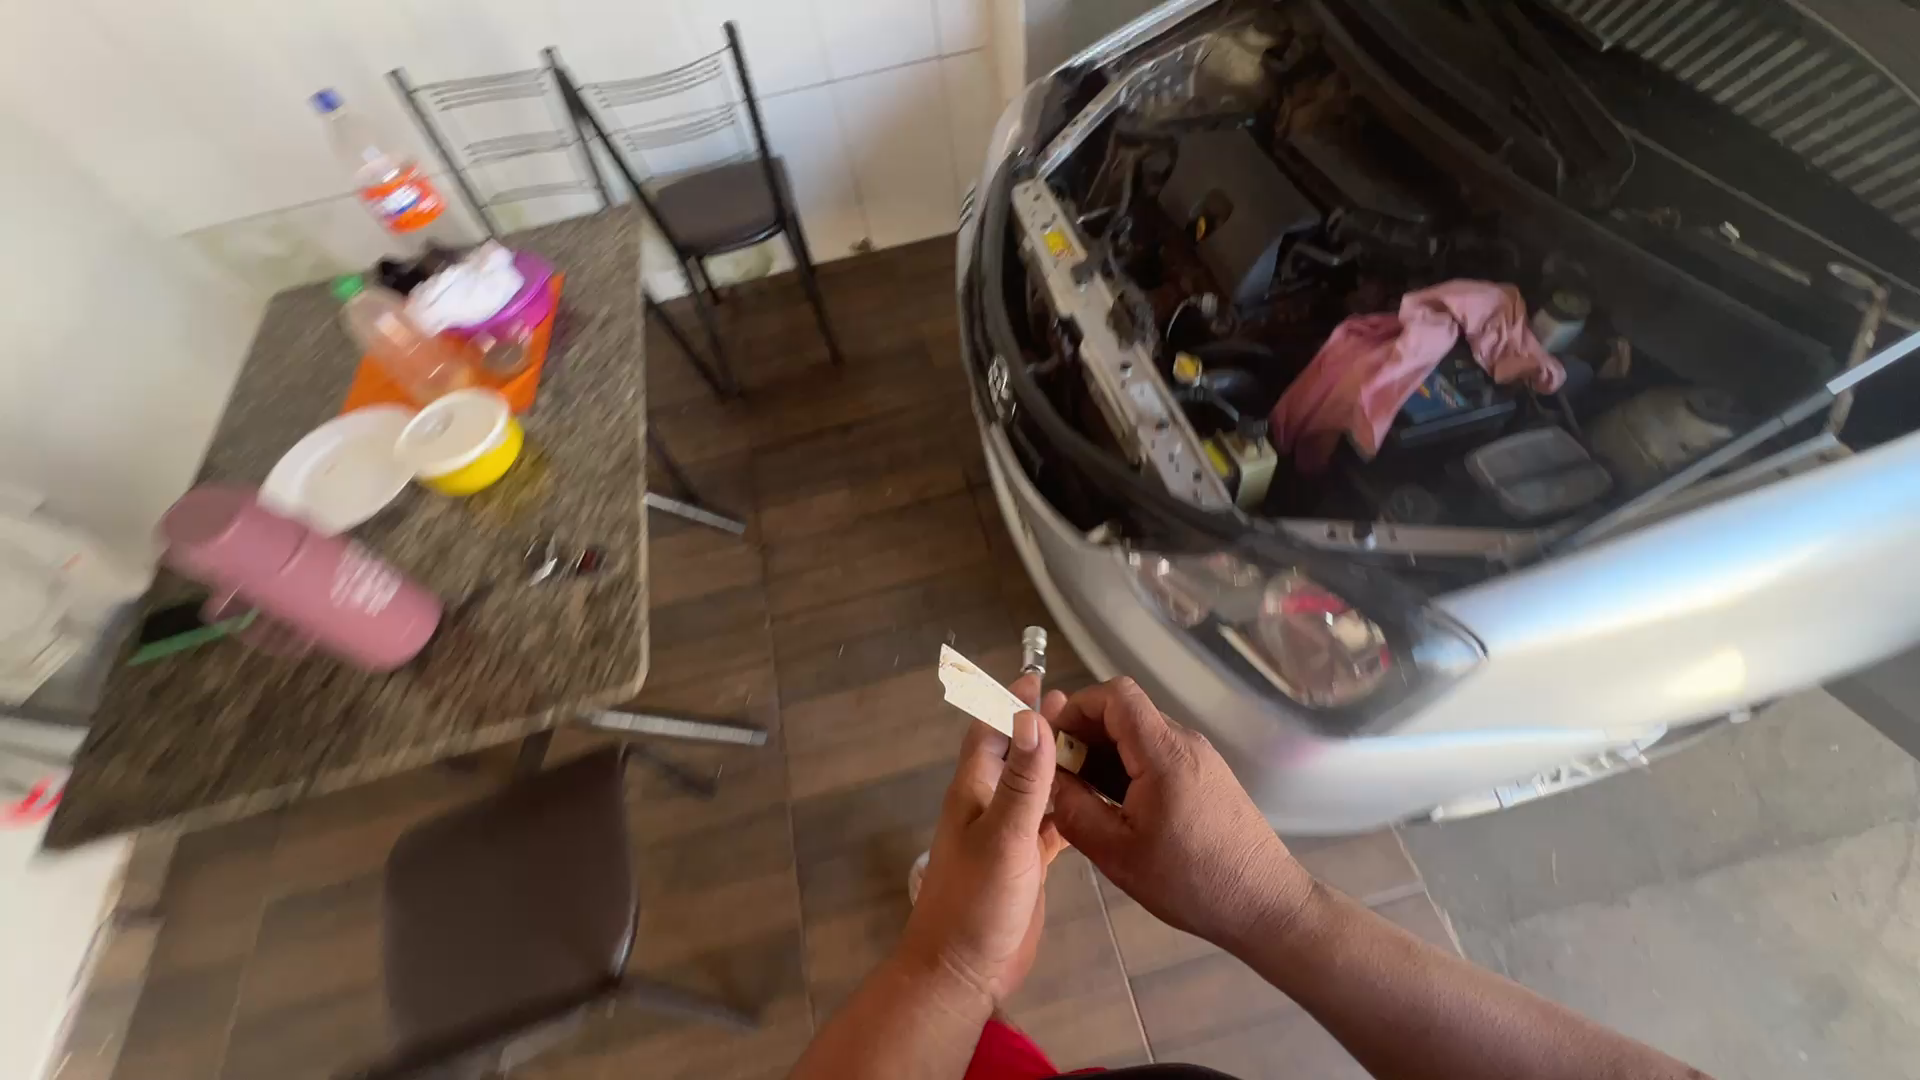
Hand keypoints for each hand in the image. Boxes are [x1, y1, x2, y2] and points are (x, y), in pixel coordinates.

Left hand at [898, 674, 1070, 1005]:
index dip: (1010, 703)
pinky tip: (1090, 803)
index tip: (1036, 677)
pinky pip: (1048, 823)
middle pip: (1016, 754)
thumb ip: (1023, 780)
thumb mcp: (1004, 835)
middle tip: (1073, 706)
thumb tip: (1032, 718)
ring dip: (1055, 765)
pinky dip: (1066, 808)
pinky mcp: (1024, 861)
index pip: (991, 731)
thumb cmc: (975, 900)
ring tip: (1088, 745)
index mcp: (975, 789)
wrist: (962, 972)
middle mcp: (990, 804)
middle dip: (1038, 728)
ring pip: (1034, 787)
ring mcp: (1007, 834)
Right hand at [1048, 677, 1312, 949]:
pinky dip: (1129, 765)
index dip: (1078, 707)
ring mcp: (1200, 756)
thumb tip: (1050, 780)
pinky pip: (1157, 752)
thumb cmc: (1191, 881)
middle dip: (1086, 733)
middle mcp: (1184, 741)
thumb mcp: (1117, 854)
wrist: (1267, 905)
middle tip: (1062, 774)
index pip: (1115, 694)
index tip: (1055, 742)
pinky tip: (1119, 804)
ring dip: (1106, 752)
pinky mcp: (1207, 774)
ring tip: (1086, 793)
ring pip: (1140, 732)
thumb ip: (1075, 810)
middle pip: (1126, 710)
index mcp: (1163, 752)